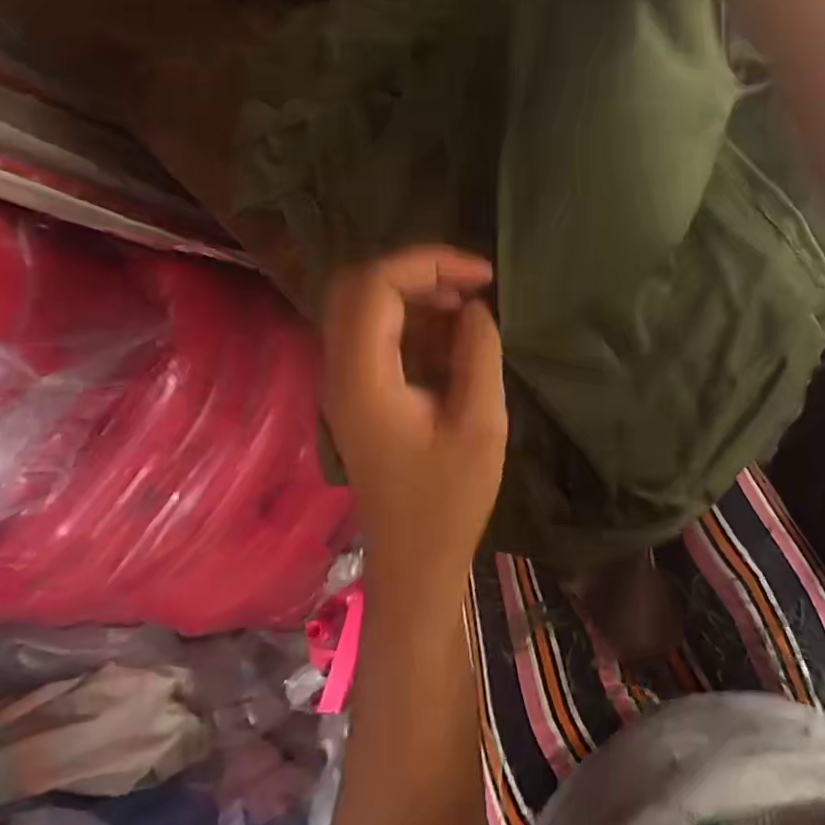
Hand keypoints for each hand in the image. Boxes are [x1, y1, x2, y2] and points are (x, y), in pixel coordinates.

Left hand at [322, 246, 506, 595]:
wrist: (415, 561)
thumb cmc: (449, 502)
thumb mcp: (481, 426)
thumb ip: (478, 355)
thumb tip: (475, 307)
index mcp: (363, 378)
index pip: (376, 285)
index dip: (429, 263)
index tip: (483, 277)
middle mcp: (340, 371)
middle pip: (359, 286)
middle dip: (418, 272)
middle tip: (472, 287)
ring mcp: (344, 383)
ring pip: (365, 308)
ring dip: (416, 296)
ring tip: (471, 309)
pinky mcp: (358, 395)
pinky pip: (376, 336)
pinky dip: (413, 322)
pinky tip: (454, 339)